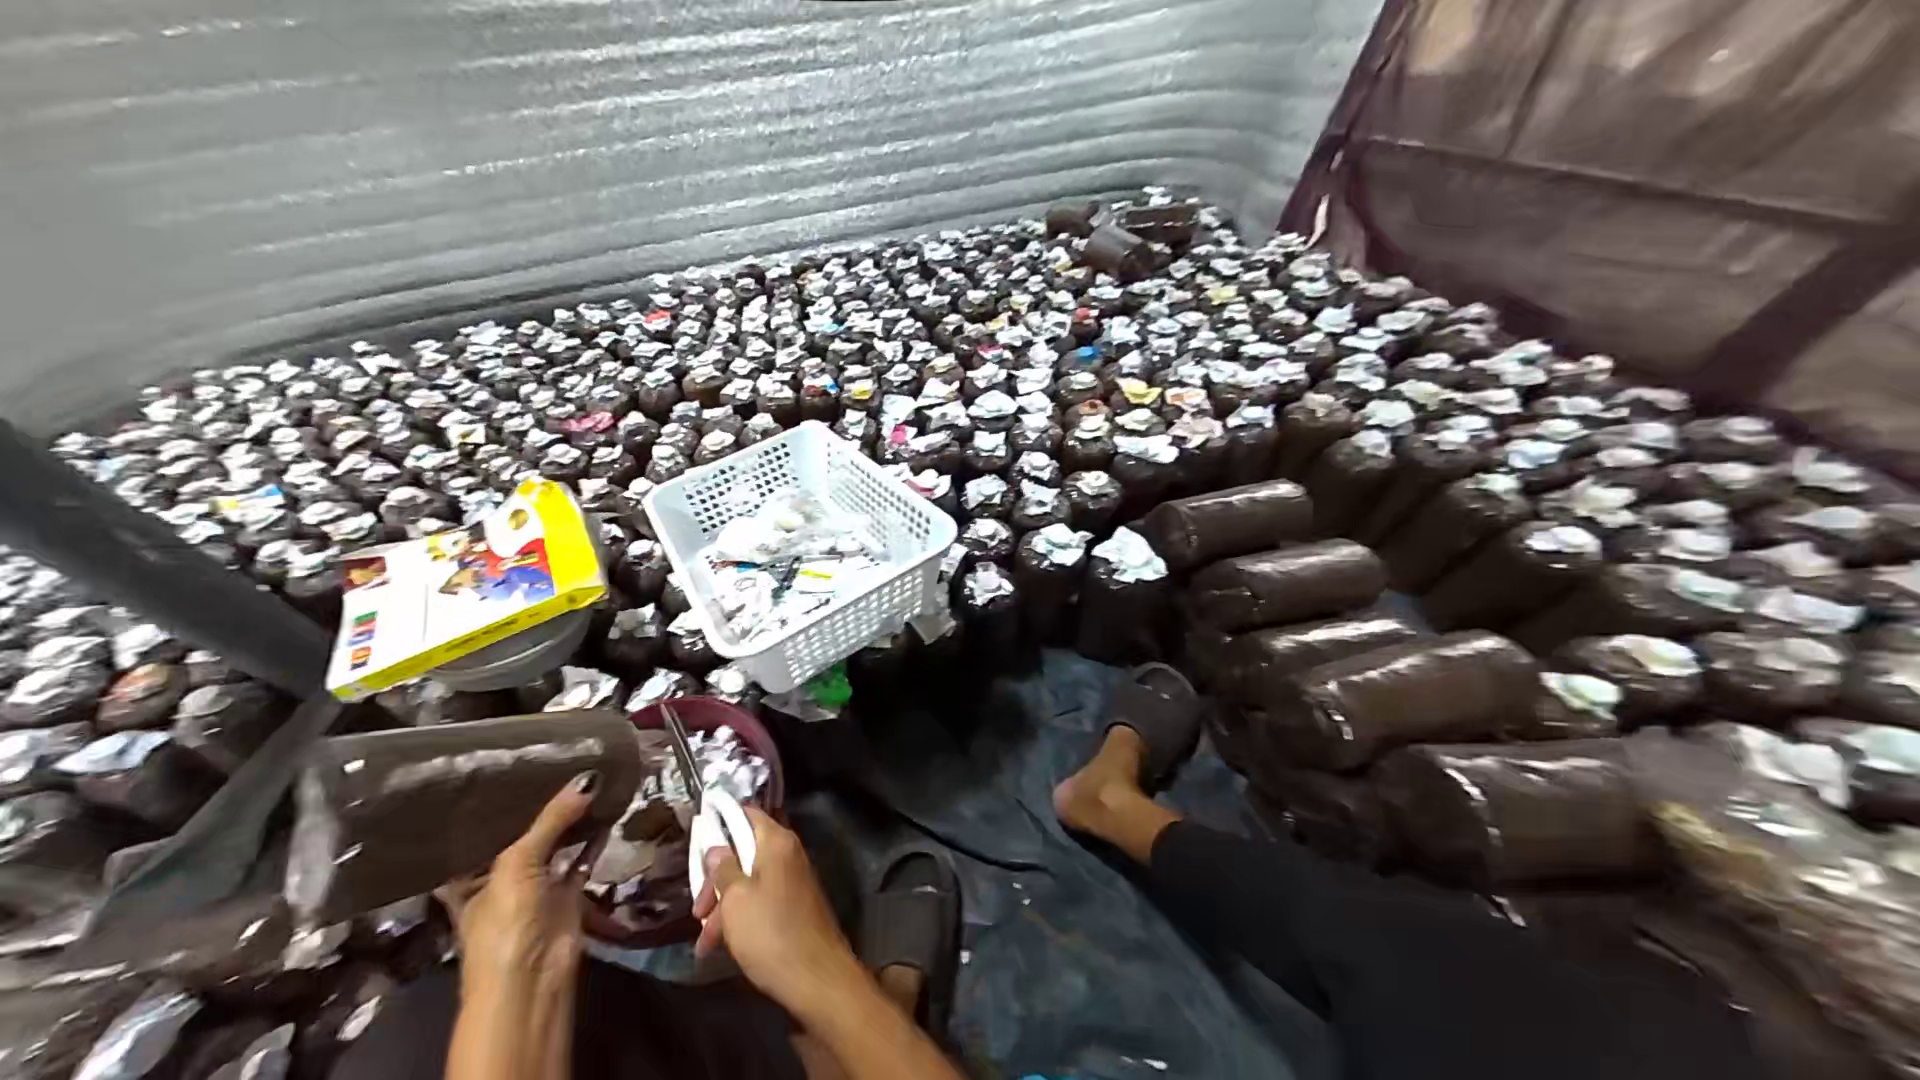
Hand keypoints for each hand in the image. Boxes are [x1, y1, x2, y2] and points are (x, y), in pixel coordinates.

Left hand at [447, 770, 595, 997]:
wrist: (532, 977)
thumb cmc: (505, 920)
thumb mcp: (519, 861)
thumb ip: (552, 818)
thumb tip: (588, 778)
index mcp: (468, 870)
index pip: (484, 823)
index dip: (503, 795)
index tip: (526, 759)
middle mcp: (498, 873)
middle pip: (525, 829)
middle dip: (546, 802)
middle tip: (569, 759)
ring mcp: (535, 883)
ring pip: (557, 840)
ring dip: (574, 817)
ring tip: (595, 775)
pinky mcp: (566, 891)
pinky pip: (581, 855)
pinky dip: (594, 837)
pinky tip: (608, 809)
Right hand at [693, 806, 865, 1016]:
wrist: (815, 976)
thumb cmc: (770, 931)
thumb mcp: (736, 900)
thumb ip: (723, 870)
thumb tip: (717, 848)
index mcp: (777, 842)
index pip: (748, 814)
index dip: (723, 819)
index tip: (700, 831)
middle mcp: (788, 854)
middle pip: (744, 852)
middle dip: (717, 880)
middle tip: (698, 910)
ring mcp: (792, 880)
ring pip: (749, 880)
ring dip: (724, 906)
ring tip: (704, 941)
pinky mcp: (793, 905)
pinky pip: (760, 900)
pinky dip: (740, 917)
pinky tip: (720, 945)